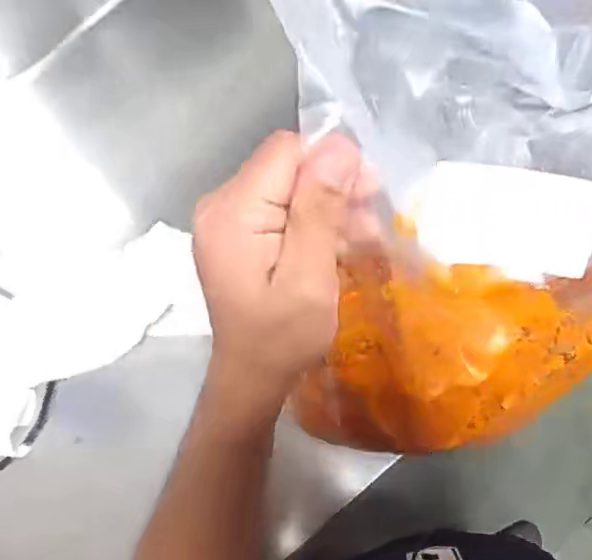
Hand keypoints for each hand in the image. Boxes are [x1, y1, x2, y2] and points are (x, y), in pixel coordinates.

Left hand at [192, 131, 361, 413]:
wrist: (251, 381)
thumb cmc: (282, 340)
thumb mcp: (309, 278)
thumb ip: (319, 211)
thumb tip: (339, 147)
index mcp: (233, 212)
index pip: (287, 152)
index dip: (332, 165)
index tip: (368, 196)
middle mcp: (220, 207)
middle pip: (286, 169)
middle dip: (332, 189)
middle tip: (371, 222)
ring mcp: (224, 224)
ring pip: (285, 192)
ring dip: (326, 211)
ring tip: (363, 239)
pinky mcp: (235, 241)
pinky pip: (277, 216)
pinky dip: (308, 227)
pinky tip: (337, 248)